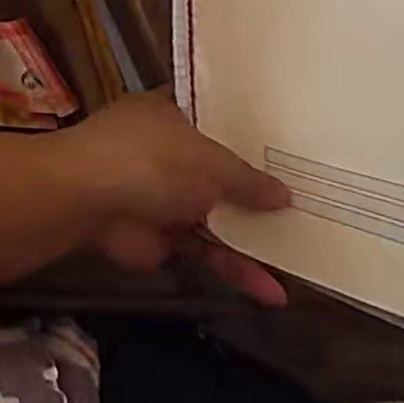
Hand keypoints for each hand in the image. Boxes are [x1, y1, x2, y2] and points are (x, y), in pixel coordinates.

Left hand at [65, 90, 292, 305]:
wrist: (87, 198)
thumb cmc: (147, 160)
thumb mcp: (208, 160)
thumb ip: (247, 177)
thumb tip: (282, 193)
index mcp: (164, 112)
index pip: (207, 112)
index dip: (243, 124)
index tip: (288, 139)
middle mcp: (163, 148)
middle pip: (217, 166)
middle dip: (258, 186)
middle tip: (317, 202)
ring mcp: (160, 190)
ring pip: (217, 213)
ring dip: (255, 235)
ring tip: (308, 253)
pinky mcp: (160, 231)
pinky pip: (205, 249)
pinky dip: (234, 267)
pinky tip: (272, 292)